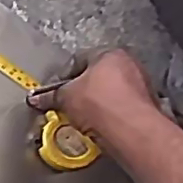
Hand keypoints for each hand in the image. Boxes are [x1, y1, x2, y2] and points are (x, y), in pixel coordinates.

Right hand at [26, 48, 158, 133]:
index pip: (79, 60)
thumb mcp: (65, 97)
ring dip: (95, 103)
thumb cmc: (98, 103)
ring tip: (82, 118)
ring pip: (110, 92)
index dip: (63, 77)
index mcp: (109, 53)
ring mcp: (141, 84)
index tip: (55, 92)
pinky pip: (120, 107)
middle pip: (97, 76)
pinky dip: (109, 114)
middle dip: (81, 90)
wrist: (130, 128)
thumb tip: (35, 99)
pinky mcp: (147, 105)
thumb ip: (50, 96)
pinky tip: (99, 125)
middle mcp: (129, 64)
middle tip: (67, 105)